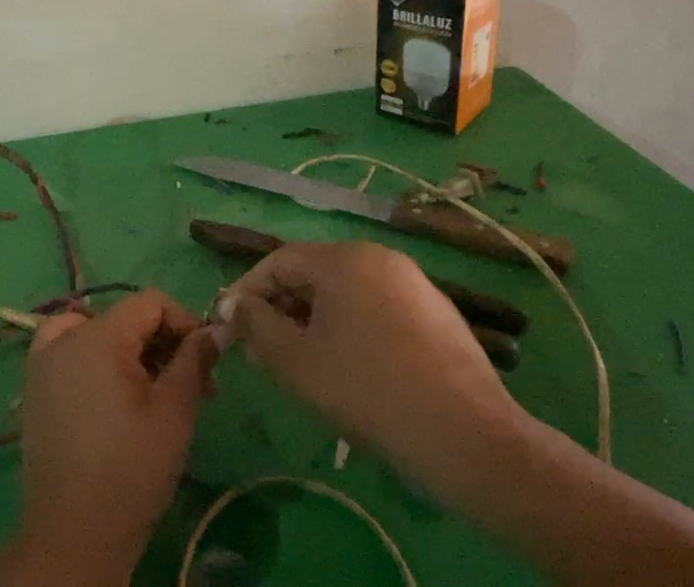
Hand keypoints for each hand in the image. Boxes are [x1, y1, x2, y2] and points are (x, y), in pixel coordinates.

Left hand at [0, 289, 215, 585]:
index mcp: (96, 336)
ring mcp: (42, 362)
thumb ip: (194, 361)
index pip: (150, 302)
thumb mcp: (174, 411)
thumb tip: (215, 330)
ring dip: (130, 351)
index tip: (206, 361)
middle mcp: (63, 338)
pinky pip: (68, 352)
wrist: (74, 532)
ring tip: (153, 390)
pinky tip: (111, 393)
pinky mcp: (34, 389)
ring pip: (96, 332)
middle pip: (124, 318)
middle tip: (193, 387)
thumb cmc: (131, 469)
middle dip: (163, 344)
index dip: (184, 323)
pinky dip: (93, 358)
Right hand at [225, 242, 530, 502]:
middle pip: (314, 273)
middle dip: (280, 307)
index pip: (279, 260)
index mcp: (344, 258)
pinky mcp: (437, 314)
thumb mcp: (295, 361)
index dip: (247, 290)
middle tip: (261, 349)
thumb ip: (257, 325)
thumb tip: (237, 306)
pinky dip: (350, 329)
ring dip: (313, 320)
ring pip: (346, 293)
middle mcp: (380, 258)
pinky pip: (377, 309)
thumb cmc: (366, 389)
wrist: (464, 435)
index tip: (229, 325)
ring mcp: (414, 284)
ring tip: (300, 362)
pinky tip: (348, 369)